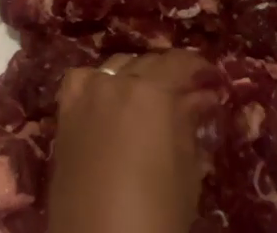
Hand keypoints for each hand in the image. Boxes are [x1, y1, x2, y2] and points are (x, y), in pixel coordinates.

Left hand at [49, 50, 215, 232]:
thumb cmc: (156, 214)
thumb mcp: (187, 171)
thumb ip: (190, 124)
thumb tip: (201, 98)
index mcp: (150, 92)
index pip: (179, 62)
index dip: (198, 67)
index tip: (212, 78)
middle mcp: (114, 82)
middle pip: (147, 62)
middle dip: (170, 74)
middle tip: (188, 93)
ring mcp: (85, 96)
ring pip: (115, 68)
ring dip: (136, 76)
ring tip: (151, 99)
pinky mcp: (64, 115)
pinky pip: (83, 82)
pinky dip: (99, 83)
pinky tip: (110, 101)